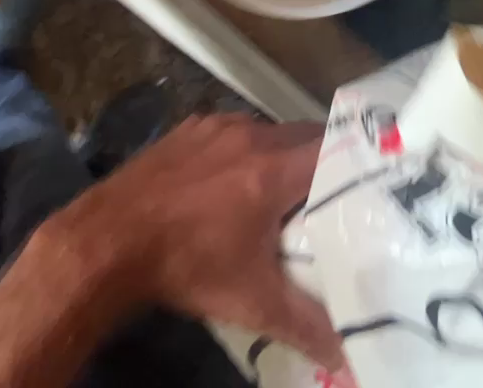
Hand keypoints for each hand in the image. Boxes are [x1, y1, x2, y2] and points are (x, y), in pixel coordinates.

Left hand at [43, 113, 345, 370]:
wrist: (110, 238)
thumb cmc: (188, 264)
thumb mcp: (253, 301)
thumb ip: (306, 325)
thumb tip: (345, 356)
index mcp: (271, 170)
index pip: (331, 148)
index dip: (355, 161)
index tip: (372, 180)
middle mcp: (246, 136)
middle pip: (300, 135)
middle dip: (320, 160)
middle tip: (333, 193)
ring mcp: (211, 127)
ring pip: (264, 131)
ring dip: (278, 153)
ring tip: (285, 189)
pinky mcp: (185, 130)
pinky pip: (229, 131)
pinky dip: (242, 149)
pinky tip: (233, 180)